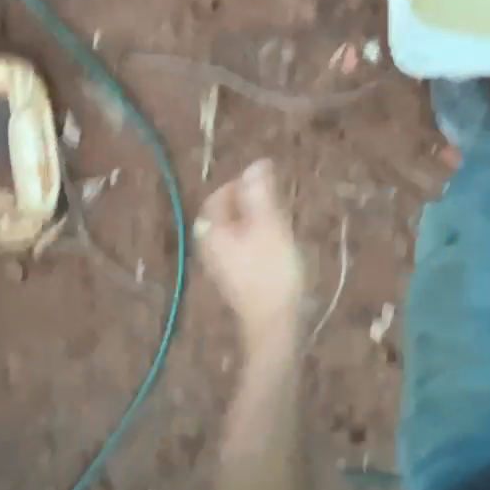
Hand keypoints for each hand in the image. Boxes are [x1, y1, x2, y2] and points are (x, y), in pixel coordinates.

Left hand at [196, 159, 306, 352]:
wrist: (275, 326)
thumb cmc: (272, 271)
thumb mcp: (269, 226)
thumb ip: (260, 193)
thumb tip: (256, 163)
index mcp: (213, 232)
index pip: (218, 196)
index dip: (239, 183)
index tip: (265, 178)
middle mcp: (211, 248)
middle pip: (224, 214)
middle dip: (247, 201)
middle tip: (273, 196)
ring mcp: (221, 267)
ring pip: (233, 232)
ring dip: (253, 220)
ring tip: (278, 217)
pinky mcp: (236, 280)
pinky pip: (240, 248)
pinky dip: (255, 238)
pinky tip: (276, 243)